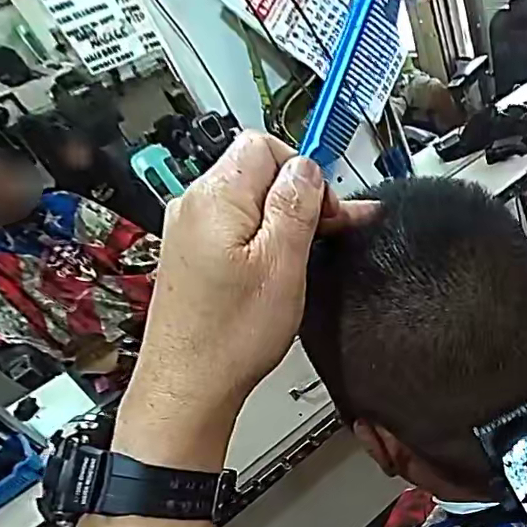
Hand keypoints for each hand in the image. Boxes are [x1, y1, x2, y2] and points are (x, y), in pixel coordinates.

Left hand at [118, 132, 374, 469]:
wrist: (193, 380)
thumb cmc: (232, 333)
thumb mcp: (282, 264)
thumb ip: (295, 207)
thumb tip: (308, 168)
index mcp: (216, 197)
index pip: (266, 146)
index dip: (307, 174)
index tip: (332, 211)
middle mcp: (195, 205)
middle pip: (258, 171)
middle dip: (301, 195)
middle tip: (334, 231)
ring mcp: (192, 230)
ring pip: (251, 201)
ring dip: (288, 218)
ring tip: (313, 249)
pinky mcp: (196, 254)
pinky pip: (239, 228)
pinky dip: (269, 238)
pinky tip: (286, 264)